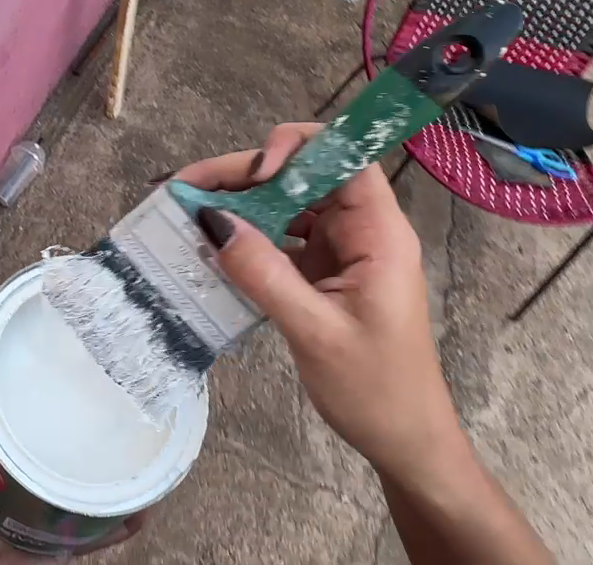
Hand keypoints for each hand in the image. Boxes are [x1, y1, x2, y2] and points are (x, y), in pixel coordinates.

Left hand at [0, 370, 144, 563]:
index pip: (10, 423)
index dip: (25, 397)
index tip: (48, 366)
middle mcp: (16, 485)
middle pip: (49, 450)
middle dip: (74, 429)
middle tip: (99, 397)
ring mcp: (39, 516)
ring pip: (76, 485)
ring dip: (104, 470)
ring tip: (130, 443)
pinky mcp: (56, 547)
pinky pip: (92, 532)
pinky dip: (117, 520)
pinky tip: (139, 503)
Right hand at [172, 123, 461, 482]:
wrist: (405, 444)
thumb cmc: (376, 390)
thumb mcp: (314, 332)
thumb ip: (263, 273)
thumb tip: (211, 220)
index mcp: (378, 233)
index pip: (344, 157)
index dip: (299, 148)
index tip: (255, 174)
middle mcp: (360, 229)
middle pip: (302, 173)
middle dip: (245, 172)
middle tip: (187, 187)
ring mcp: (340, 248)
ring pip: (286, 200)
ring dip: (239, 199)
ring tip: (188, 207)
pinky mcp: (321, 268)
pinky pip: (280, 232)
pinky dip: (246, 231)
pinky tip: (212, 239)